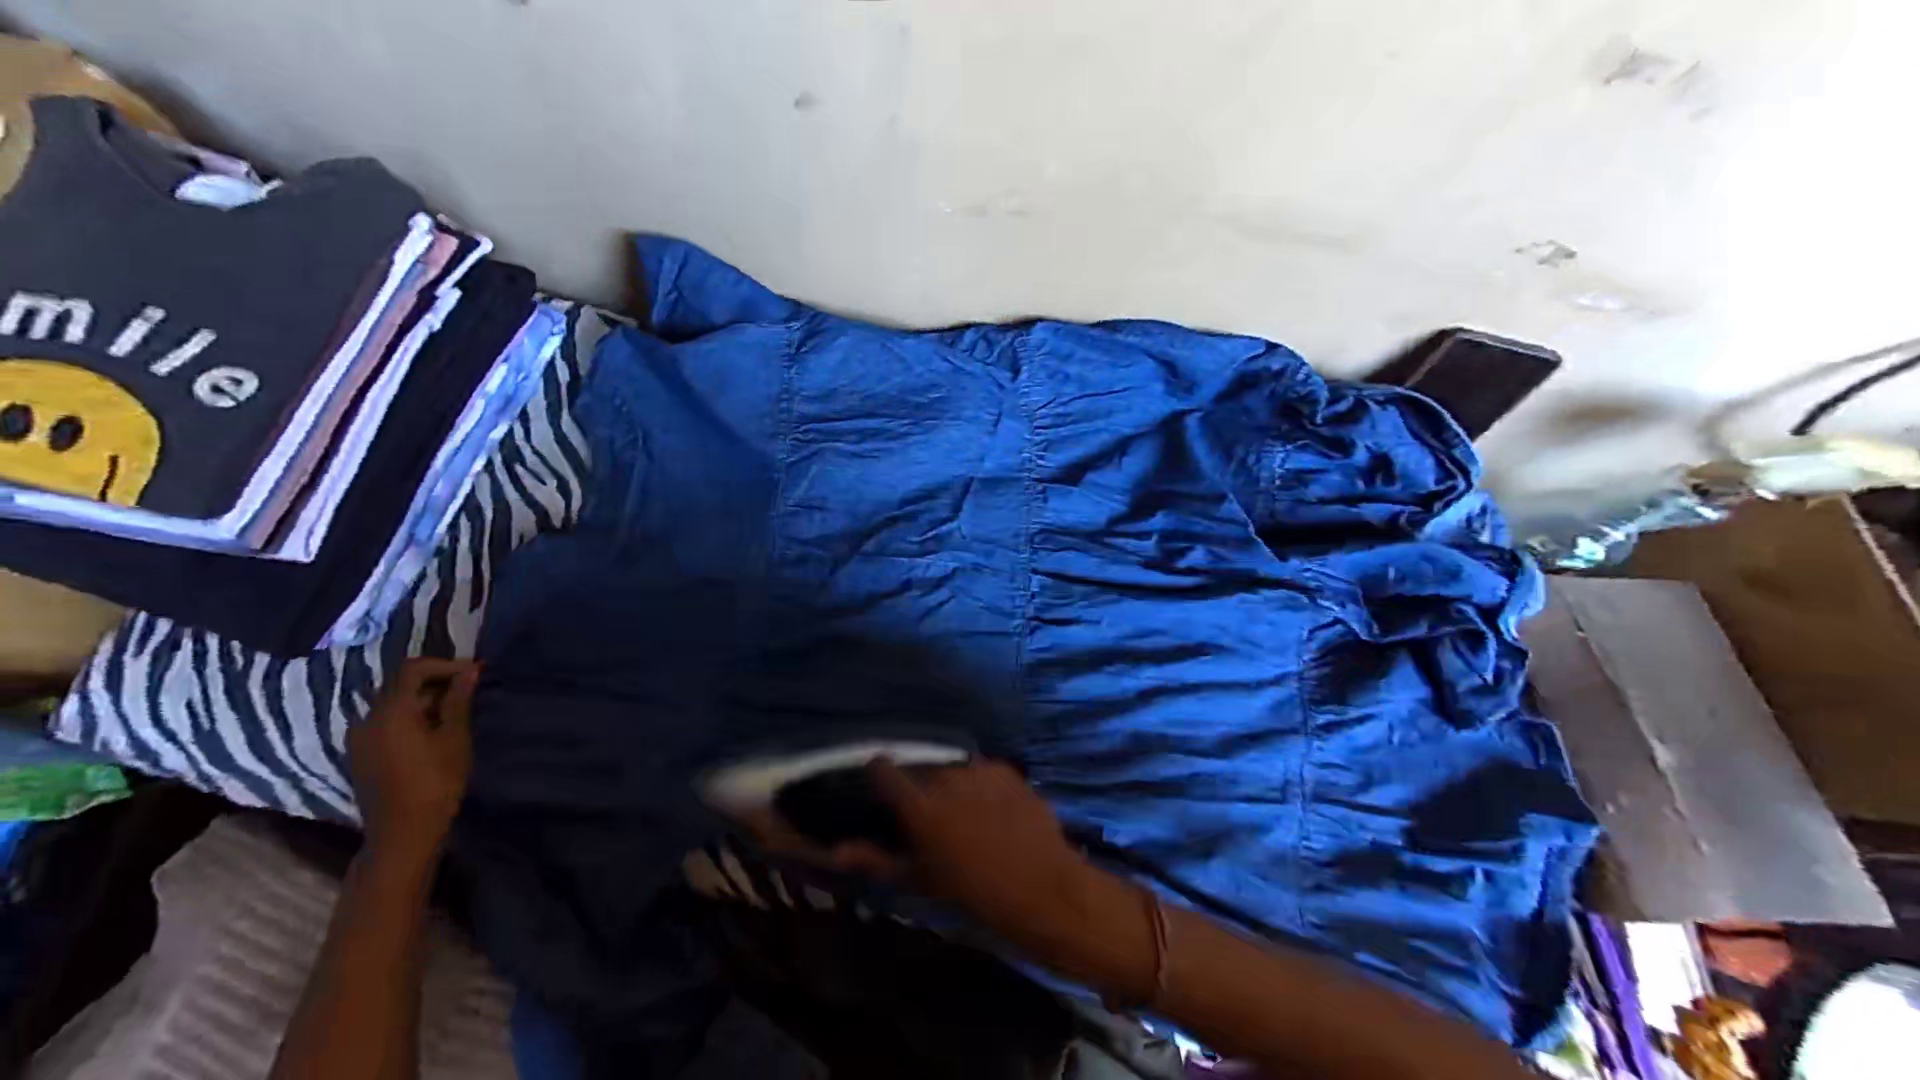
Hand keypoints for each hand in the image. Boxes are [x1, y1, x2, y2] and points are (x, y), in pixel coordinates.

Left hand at [348, 658, 478, 863]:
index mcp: (390, 712)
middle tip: (469, 689)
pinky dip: (410, 716)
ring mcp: (360, 738)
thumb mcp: (454, 738)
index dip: (446, 665)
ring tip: (455, 709)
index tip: (474, 673)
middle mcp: (367, 719)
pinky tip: (433, 729)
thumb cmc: (436, 782)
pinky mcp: (361, 753)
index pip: (413, 669)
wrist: (402, 832)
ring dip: (424, 699)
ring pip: (393, 703)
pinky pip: (385, 721)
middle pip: (400, 684)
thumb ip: (458, 701)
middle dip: (436, 681)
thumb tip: (469, 671)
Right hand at [831, 759, 1108, 946]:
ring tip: (965, 813)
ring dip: (951, 785)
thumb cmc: (974, 893)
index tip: (880, 786)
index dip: (879, 774)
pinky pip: (981, 770)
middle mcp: (945, 778)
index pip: (883, 769)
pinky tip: (992, 809)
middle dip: (921, 788)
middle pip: (921, 771)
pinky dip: (980, 784)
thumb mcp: (921, 881)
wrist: (1042, 888)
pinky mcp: (1005, 769)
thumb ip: (877, 861)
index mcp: (919, 806)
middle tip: (932, 816)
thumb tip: (835, 851)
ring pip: (952, 770)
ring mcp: (978, 770)